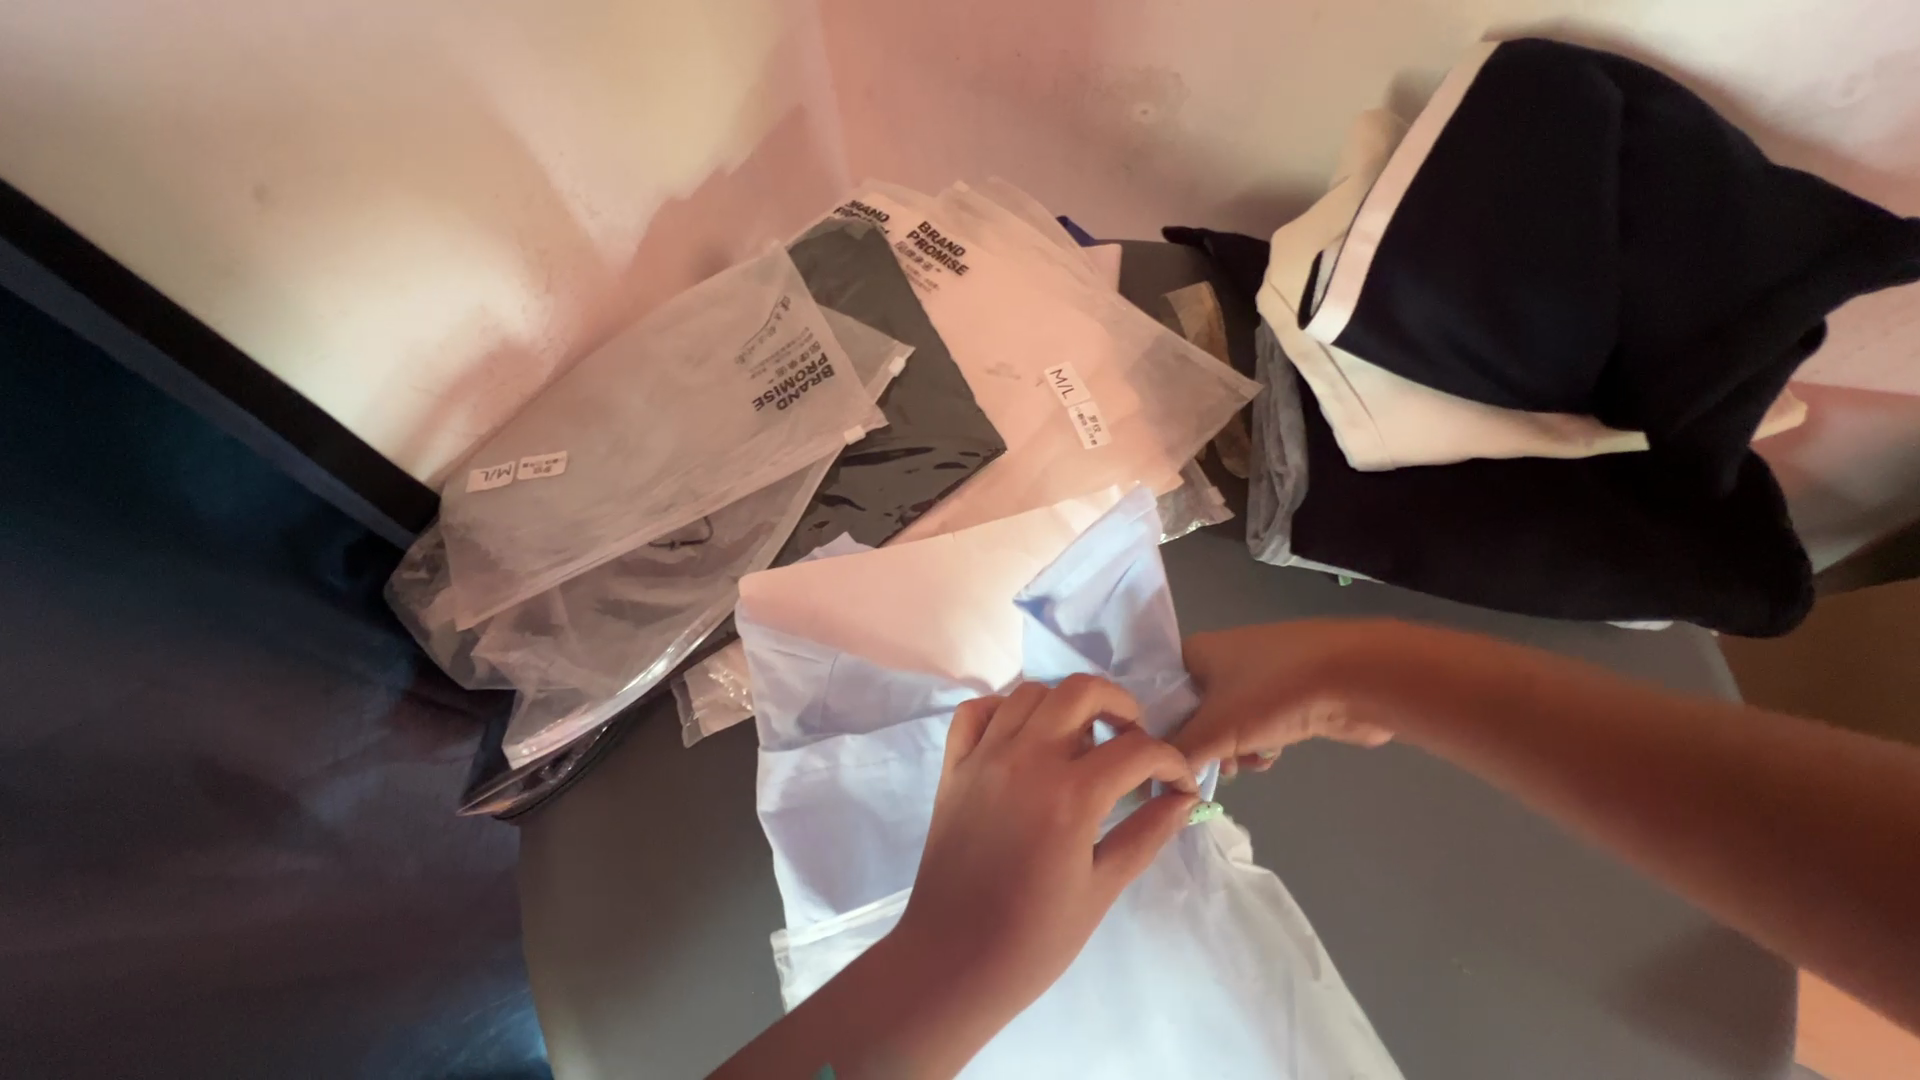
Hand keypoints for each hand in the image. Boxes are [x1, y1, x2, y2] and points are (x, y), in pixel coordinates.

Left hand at [892, 675, 1201, 1007]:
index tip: (1179, 784)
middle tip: (1132, 740)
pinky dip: (1003, 709)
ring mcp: (984, 756)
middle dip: (1121, 706)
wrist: (953, 960)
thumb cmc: (1035, 938)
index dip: (1171, 763)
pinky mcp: (953, 766)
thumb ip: (1146, 834)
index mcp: (1070, 793)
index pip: (1138, 750)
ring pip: (1030, 692)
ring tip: (1081, 742)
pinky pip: (976, 711)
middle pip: (1081, 690)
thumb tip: (1183, 799)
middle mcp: (1026, 758)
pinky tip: (1023, 737)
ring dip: (1065, 706)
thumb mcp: (1102, 889)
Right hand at [1173, 621, 1395, 777]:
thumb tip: (1153, 782)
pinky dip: (1260, 742)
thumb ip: (1179, 755)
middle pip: (1192, 709)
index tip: (1154, 759)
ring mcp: (1259, 673)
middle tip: (1204, 770)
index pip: (1156, 690)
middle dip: (1198, 743)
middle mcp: (1222, 657)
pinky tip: (1269, 759)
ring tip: (1242, 766)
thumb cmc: (1274, 693)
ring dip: (1231, 748)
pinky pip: (1259, 722)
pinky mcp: (1290, 692)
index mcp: (1195, 651)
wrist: (1357, 678)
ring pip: (1227, 720)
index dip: (1153, 726)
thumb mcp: (1215, 729)